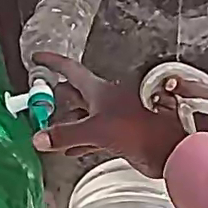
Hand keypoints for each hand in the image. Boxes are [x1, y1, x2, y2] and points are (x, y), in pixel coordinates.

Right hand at [31, 52, 186, 177]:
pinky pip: (92, 136)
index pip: (70, 70)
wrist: (170, 147)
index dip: (53, 62)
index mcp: (99, 90)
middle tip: (39, 99)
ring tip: (48, 126)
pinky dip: (79, 142)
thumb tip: (39, 138)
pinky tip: (70, 150)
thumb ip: (67, 134)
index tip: (38, 58)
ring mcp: (112, 118)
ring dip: (67, 122)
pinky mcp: (119, 136)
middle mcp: (105, 100)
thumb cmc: (140, 128)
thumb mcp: (97, 130)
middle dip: (57, 96)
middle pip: (75, 94)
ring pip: (83, 116)